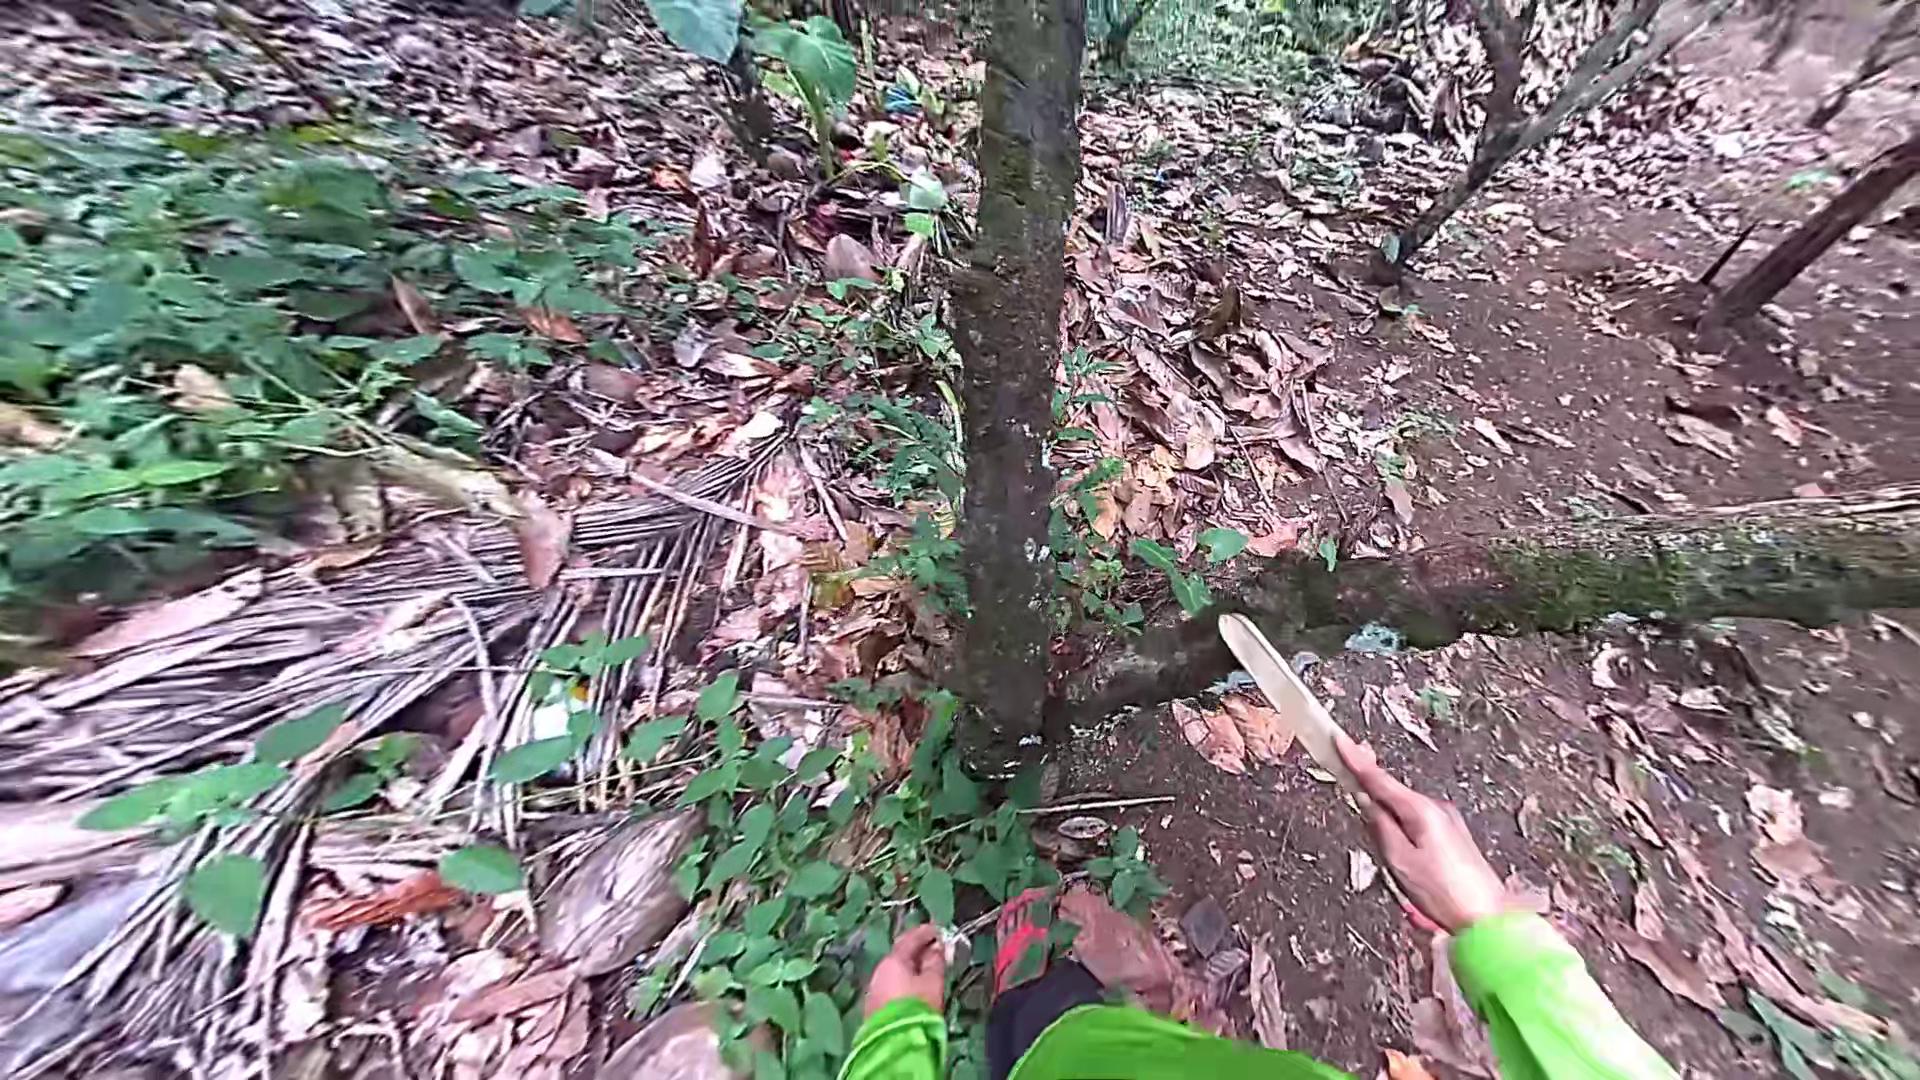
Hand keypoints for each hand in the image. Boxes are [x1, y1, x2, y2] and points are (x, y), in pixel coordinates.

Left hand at [863, 924, 946, 1016]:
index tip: (938, 931)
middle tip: (934, 948)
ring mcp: (874, 991)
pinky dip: (903, 982)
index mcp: (893, 961)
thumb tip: (936, 947)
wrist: (895, 1048)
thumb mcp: (933, 983)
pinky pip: (891, 986)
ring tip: (926, 970)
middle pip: (900, 955)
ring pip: (895, 972)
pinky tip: (913, 988)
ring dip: (910, 968)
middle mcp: (879, 972)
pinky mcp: (873, 1010)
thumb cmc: (917, 1008)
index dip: (925, 933)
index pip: (910, 939)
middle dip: (917, 950)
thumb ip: (936, 962)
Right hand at [1337, 732, 1505, 933]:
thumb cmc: (1445, 893)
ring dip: (1386, 813)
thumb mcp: (1398, 858)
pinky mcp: (1453, 835)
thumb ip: (1378, 824)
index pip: (1378, 778)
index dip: (1355, 759)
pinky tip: (1399, 843)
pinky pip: (1416, 818)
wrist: (1494, 925)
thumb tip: (1365, 799)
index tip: (1339, 738)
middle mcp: (1436, 809)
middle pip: (1391, 791)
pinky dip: (1400, 821)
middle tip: (1349, 785)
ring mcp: (1447, 821)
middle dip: (1370, 790)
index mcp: (1421, 811)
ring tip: (1385, 846)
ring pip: (1403, 807)